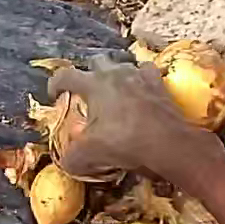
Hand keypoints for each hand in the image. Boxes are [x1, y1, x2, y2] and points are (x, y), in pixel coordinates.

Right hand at [47, 60, 222, 181]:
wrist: (169, 145)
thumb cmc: (124, 143)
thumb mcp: (88, 156)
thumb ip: (71, 158)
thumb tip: (65, 162)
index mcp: (92, 85)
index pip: (65, 75)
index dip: (55, 84)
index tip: (55, 96)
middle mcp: (114, 73)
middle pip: (95, 61)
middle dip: (88, 73)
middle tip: (86, 93)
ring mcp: (139, 76)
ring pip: (123, 63)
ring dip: (116, 74)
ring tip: (114, 90)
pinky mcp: (160, 84)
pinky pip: (147, 72)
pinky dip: (142, 78)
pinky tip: (141, 89)